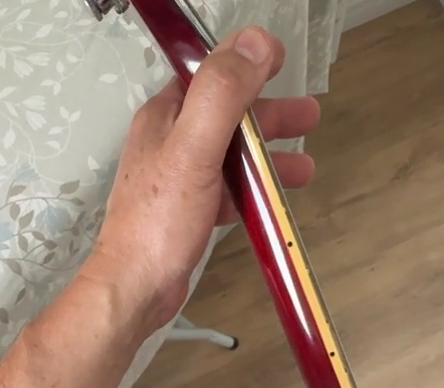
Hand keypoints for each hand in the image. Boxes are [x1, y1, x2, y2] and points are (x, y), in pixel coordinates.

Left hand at [78, 25, 321, 336]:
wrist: (135, 288)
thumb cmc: (156, 226)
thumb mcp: (193, 150)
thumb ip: (222, 94)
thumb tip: (255, 44)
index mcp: (167, 118)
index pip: (209, 75)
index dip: (245, 64)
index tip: (280, 62)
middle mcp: (170, 144)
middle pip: (227, 116)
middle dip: (269, 115)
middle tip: (308, 117)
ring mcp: (179, 181)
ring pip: (230, 158)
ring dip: (267, 158)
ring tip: (303, 168)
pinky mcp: (188, 214)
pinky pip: (226, 193)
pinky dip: (252, 193)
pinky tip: (271, 203)